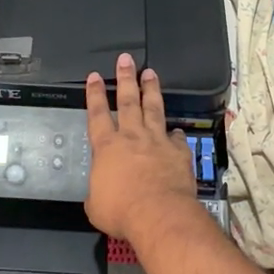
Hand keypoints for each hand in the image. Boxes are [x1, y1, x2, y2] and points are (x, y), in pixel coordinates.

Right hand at [85, 53, 199, 241]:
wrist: (159, 214)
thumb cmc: (121, 211)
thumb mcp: (96, 205)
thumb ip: (98, 192)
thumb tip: (101, 193)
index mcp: (107, 147)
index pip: (98, 115)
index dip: (95, 94)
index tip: (95, 76)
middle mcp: (132, 137)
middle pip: (128, 101)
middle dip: (126, 78)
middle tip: (126, 59)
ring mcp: (157, 142)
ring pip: (154, 109)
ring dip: (151, 90)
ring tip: (150, 72)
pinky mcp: (178, 153)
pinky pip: (176, 138)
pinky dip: (175, 133)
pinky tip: (176, 129)